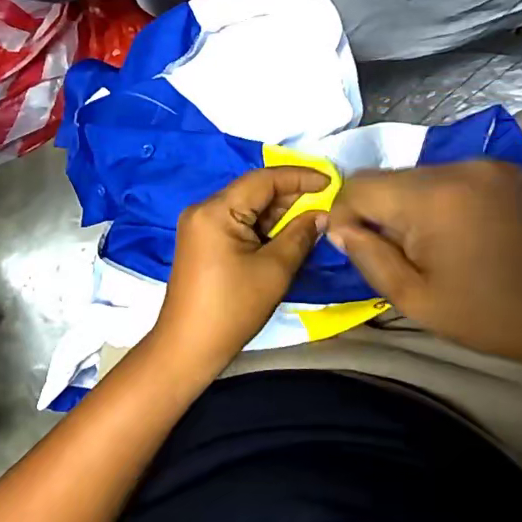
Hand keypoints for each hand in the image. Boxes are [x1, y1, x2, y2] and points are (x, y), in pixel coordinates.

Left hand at [153, 167, 329, 366]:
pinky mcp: (201, 241)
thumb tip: (321, 214)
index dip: (299, 177)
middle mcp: (202, 209)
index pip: (262, 179)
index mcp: (215, 210)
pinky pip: (235, 222)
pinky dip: (261, 225)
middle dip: (290, 194)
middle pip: (252, 190)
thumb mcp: (274, 270)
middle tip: (328, 201)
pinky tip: (287, 230)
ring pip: (245, 206)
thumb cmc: (232, 308)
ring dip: (277, 210)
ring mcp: (198, 225)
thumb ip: (300, 235)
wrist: (189, 344)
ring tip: (314, 215)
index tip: (332, 180)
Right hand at [325, 161, 521, 383]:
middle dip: (380, 212)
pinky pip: (455, 178)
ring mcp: (489, 166)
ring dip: (412, 207)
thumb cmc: (496, 316)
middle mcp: (459, 167)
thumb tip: (339, 228)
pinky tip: (465, 235)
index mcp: (432, 197)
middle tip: (397, 254)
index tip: (356, 248)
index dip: (344, 215)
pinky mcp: (512, 173)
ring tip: (434, 247)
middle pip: (390, 178)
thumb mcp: (416, 300)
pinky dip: (444, 201)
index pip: (358, 185)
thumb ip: (368, 257)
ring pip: (422, 177)